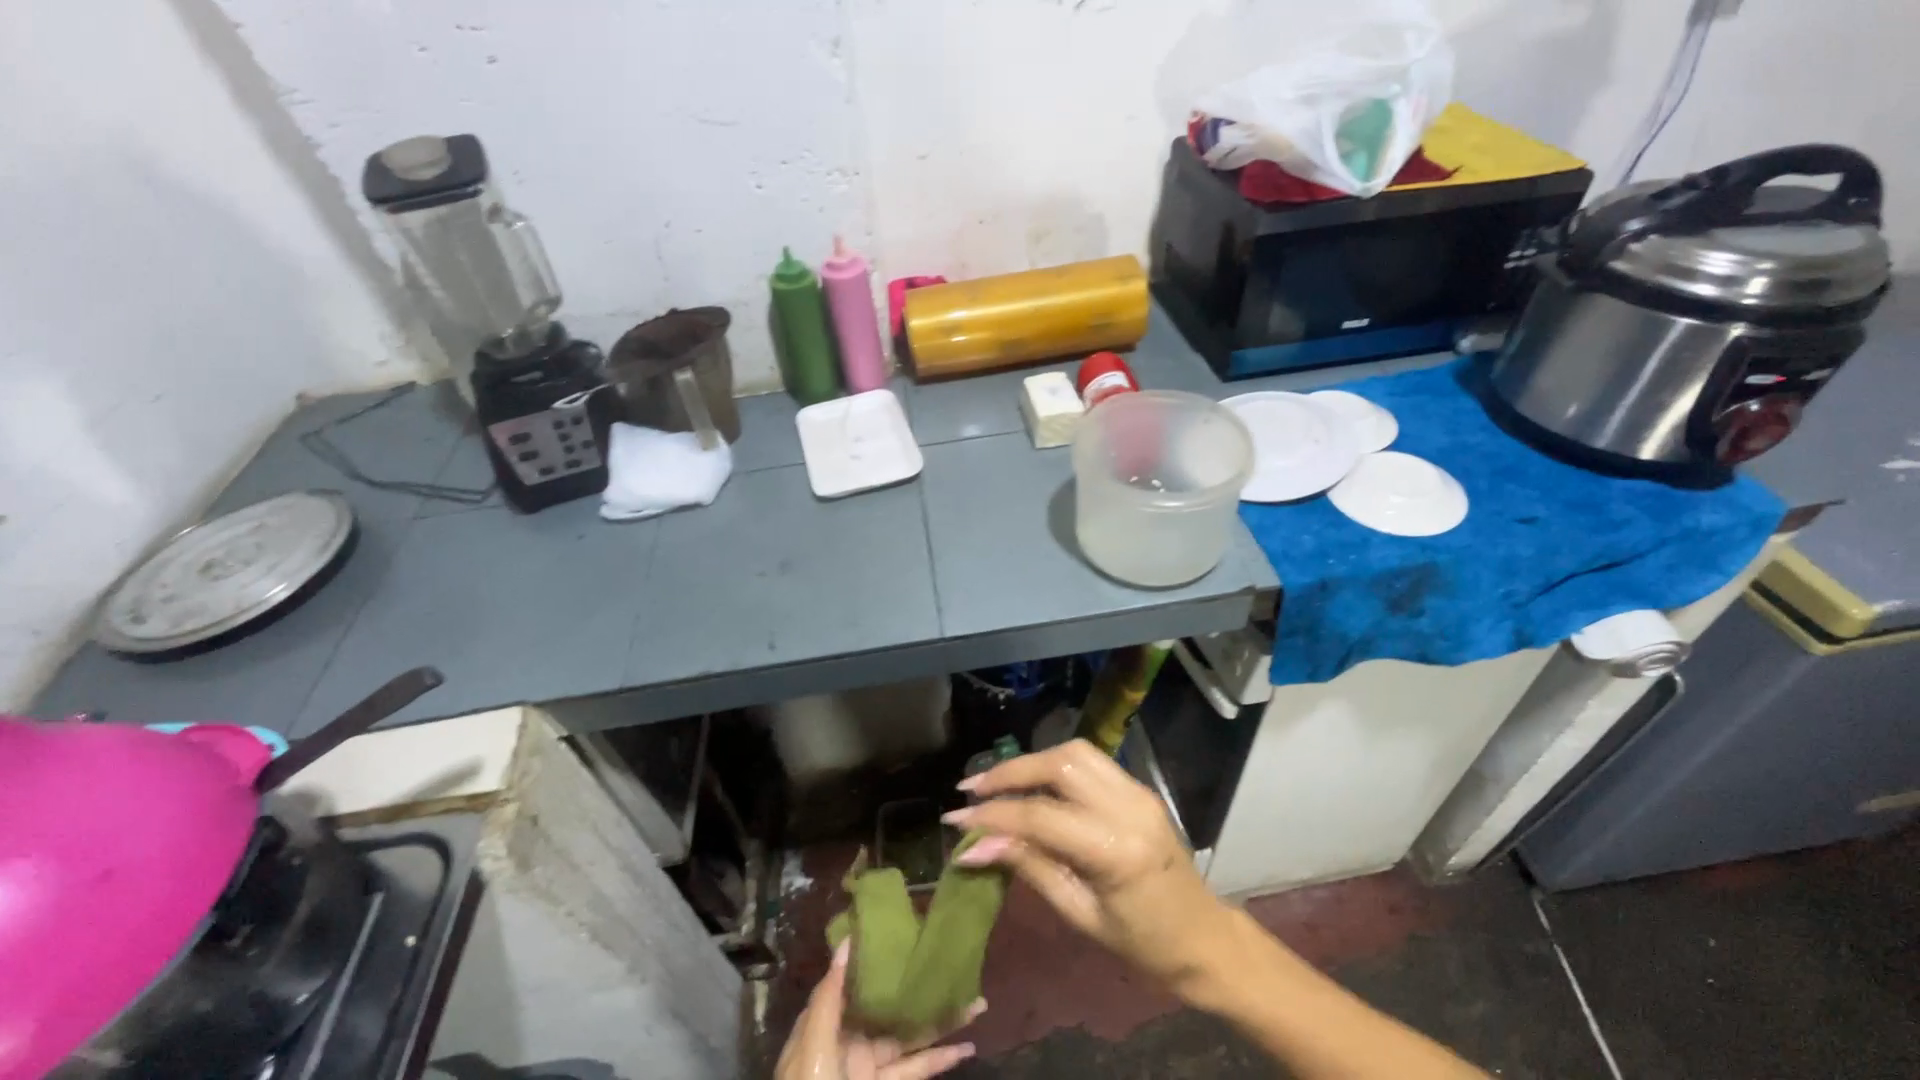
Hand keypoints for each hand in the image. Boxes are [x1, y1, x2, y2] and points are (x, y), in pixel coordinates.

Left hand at [776, 940, 983, 1079]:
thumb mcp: (813, 1043)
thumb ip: (830, 996)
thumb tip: (847, 942)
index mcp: (826, 1022)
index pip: (851, 982)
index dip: (875, 960)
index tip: (905, 936)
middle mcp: (849, 1040)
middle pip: (888, 1008)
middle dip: (918, 991)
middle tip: (955, 968)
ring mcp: (868, 1066)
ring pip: (909, 1039)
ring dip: (941, 1024)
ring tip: (976, 1004)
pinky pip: (914, 1070)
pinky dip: (940, 1061)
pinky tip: (966, 1048)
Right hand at [945, 738, 1229, 989]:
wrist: (1204, 938)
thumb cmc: (1143, 943)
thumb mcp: (1080, 914)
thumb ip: (1030, 868)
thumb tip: (975, 848)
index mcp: (1116, 848)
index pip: (1041, 816)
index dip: (993, 816)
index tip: (955, 821)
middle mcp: (1129, 807)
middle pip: (1059, 764)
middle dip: (1009, 773)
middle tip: (971, 791)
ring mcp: (1139, 792)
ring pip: (1075, 752)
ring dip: (1031, 762)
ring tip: (995, 784)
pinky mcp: (1140, 789)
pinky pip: (1091, 762)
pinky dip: (1054, 766)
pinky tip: (1031, 785)